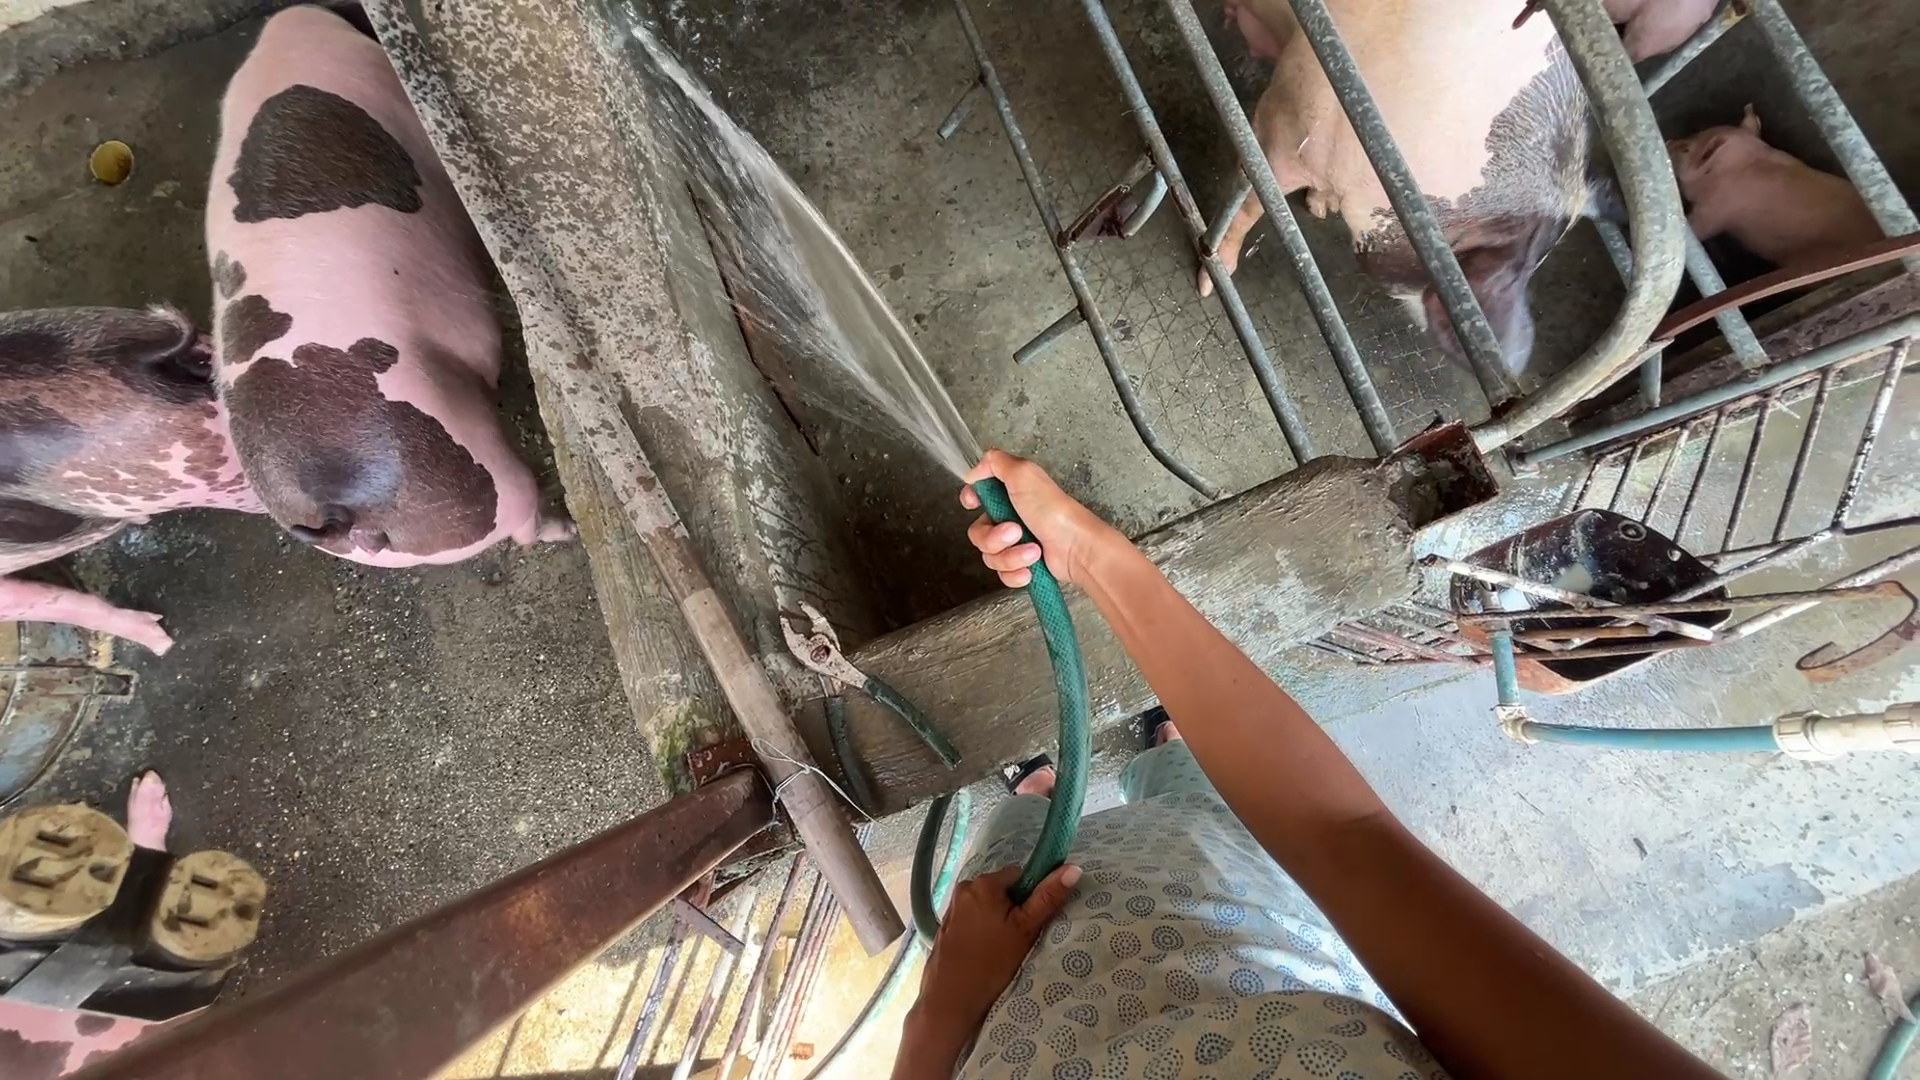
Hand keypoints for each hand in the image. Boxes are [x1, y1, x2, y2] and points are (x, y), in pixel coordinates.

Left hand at [907, 862, 1082, 1055]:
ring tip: (1000, 949)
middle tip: (1017, 938)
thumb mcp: (1025, 929)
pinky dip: (980, 928)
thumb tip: (1074, 868)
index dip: (1029, 896)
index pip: (1019, 875)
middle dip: (1012, 909)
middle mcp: (965, 886)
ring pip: (986, 904)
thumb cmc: (991, 963)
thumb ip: (1048, 897)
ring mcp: (952, 906)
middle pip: (1001, 889)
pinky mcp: (945, 924)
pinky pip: (971, 917)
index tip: (1029, 921)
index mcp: (984, 882)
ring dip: (996, 919)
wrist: (950, 1001)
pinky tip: (983, 952)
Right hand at [960, 450, 1123, 586]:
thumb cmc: (1055, 512)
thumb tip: (975, 470)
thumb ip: (996, 462)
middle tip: (1016, 531)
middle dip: (994, 537)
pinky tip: (1031, 568)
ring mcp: (1016, 543)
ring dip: (1010, 556)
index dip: (971, 499)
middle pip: (978, 532)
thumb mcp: (1024, 474)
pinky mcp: (1022, 565)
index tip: (973, 503)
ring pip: (990, 556)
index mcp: (1010, 493)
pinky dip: (1016, 572)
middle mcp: (1010, 517)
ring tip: (1033, 551)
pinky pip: (1003, 575)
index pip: (976, 494)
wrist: (1076, 548)